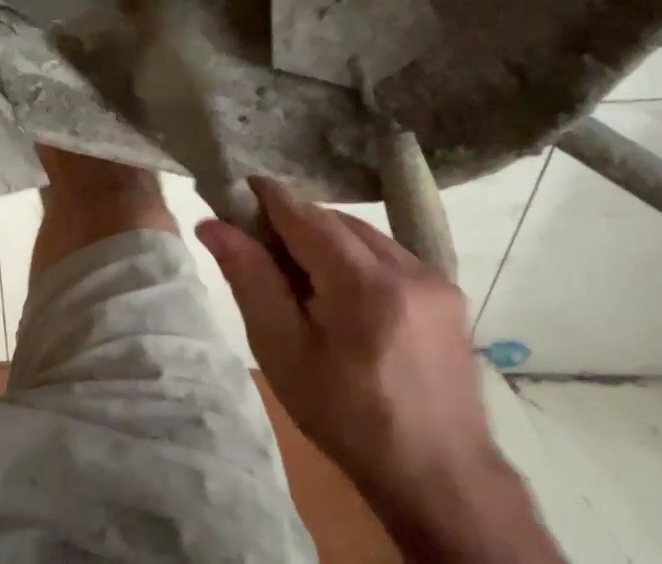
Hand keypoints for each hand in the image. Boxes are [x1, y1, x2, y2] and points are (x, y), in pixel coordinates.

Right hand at [196, 179, 505, 509]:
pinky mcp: (448, 299)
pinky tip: (334, 291)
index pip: (306, 215)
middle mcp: (411, 271)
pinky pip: (388, 256)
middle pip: (337, 222)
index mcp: (367, 284)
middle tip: (252, 245)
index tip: (230, 187)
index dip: (266, 197)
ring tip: (291, 274)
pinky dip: (353, 257)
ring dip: (323, 240)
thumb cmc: (344, 413)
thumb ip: (249, 277)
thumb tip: (213, 224)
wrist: (437, 474)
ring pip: (365, 237)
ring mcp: (438, 284)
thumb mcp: (281, 347)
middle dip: (292, 223)